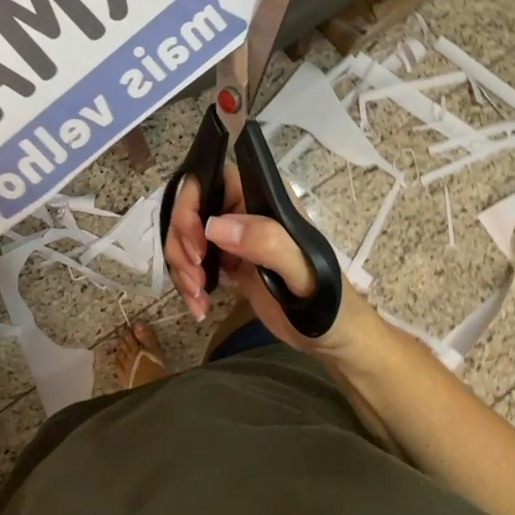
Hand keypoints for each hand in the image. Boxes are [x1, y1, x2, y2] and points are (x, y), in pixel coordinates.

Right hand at [164, 167, 379, 357]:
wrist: (333, 338)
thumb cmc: (327, 301)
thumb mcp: (302, 271)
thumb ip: (267, 242)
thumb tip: (214, 226)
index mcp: (266, 198)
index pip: (213, 177)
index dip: (192, 203)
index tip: (196, 243)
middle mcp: (246, 210)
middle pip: (192, 208)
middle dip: (182, 242)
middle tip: (194, 277)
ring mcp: (235, 237)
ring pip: (187, 236)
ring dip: (181, 266)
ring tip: (197, 297)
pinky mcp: (228, 262)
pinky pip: (192, 262)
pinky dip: (187, 283)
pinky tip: (199, 306)